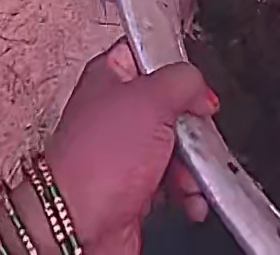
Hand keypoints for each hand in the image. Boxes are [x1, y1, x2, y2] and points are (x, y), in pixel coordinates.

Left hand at [42, 39, 218, 254]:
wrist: (78, 227)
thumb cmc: (96, 160)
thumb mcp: (151, 100)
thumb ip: (182, 82)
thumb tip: (201, 88)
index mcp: (111, 74)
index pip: (150, 53)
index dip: (176, 66)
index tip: (195, 83)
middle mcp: (117, 109)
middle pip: (170, 103)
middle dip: (191, 126)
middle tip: (194, 134)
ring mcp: (126, 149)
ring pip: (176, 145)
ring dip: (193, 165)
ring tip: (191, 176)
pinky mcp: (134, 186)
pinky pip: (172, 181)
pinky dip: (186, 191)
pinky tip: (189, 198)